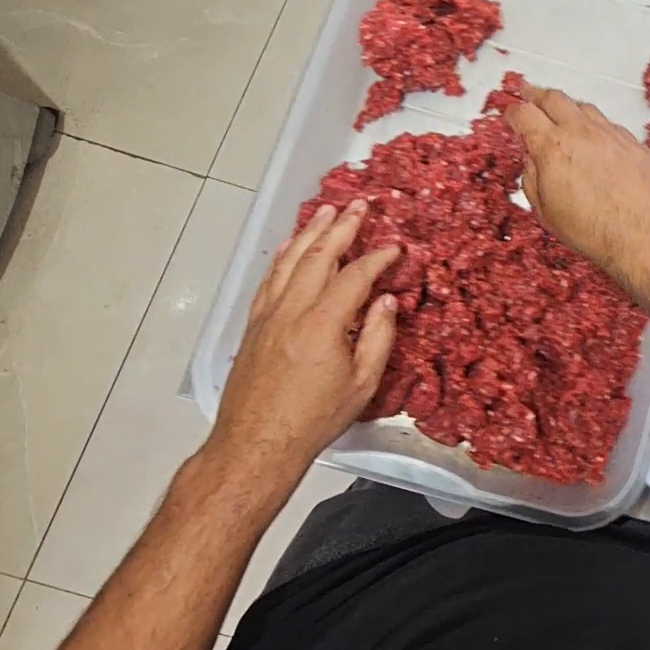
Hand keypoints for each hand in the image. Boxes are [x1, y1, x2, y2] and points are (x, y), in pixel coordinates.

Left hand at [204, 200, 401, 483]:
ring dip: (310, 233)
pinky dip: (284, 256)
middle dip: (341, 227)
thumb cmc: (314, 419)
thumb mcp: (362, 383)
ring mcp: (268, 315)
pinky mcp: (254, 325)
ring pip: (290, 261)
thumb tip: (387, 302)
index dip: (378, 258)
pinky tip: (292, 246)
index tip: (395, 248)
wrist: (255, 444)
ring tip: (326, 212)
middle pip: (319, 256)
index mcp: (324, 323)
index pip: (355, 276)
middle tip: (358, 205)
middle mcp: (293, 310)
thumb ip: (378, 337)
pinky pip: (270, 279)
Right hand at [503, 83, 649, 281]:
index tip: (510, 115)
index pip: (524, 114)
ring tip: (561, 115)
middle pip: (554, 98)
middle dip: (537, 95)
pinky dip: (594, 125)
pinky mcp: (632, 142)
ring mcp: (609, 133)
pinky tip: (593, 137)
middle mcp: (581, 132)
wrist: (640, 233)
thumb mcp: (545, 210)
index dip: (512, 112)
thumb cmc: (590, 229)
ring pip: (583, 107)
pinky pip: (608, 124)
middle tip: (529, 95)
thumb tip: (531, 159)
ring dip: (567, 107)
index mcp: (552, 147)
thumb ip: (532, 177)